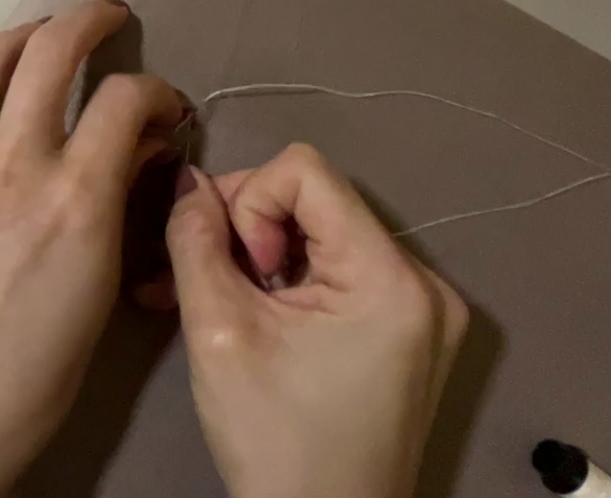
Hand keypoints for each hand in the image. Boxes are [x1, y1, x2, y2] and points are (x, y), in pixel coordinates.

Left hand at [0, 0, 186, 497]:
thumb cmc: (39, 359)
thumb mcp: (103, 278)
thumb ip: (122, 190)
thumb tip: (143, 136)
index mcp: (74, 195)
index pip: (125, 97)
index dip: (155, 88)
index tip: (162, 103)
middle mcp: (13, 158)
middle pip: (52, 46)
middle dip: (90, 17)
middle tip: (109, 14)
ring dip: (25, 38)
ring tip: (42, 40)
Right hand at [165, 144, 467, 497]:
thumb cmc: (274, 440)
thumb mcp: (216, 331)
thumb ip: (194, 241)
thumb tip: (188, 182)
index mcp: (390, 279)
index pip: (305, 171)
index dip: (250, 200)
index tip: (242, 269)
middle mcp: (422, 279)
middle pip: (312, 195)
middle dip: (250, 227)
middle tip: (219, 283)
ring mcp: (420, 304)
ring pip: (316, 226)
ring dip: (260, 251)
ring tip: (225, 298)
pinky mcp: (406, 324)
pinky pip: (333, 261)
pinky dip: (286, 273)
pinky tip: (254, 307)